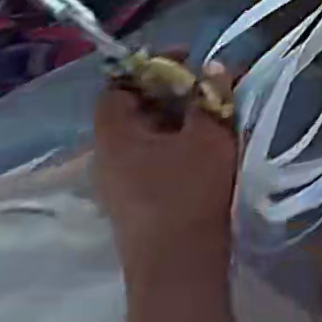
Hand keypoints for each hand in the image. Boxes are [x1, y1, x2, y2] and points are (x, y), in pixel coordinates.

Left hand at [93, 65, 237, 274]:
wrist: (179, 262)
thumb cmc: (189, 190)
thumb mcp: (209, 135)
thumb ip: (211, 96)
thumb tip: (214, 65)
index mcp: (115, 136)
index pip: (117, 87)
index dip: (149, 67)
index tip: (187, 58)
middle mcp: (107, 156)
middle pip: (132, 109)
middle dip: (171, 90)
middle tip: (208, 83)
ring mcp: (118, 181)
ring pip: (145, 133)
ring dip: (177, 115)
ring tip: (214, 109)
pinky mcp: (134, 198)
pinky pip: (150, 154)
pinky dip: (175, 138)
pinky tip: (205, 140)